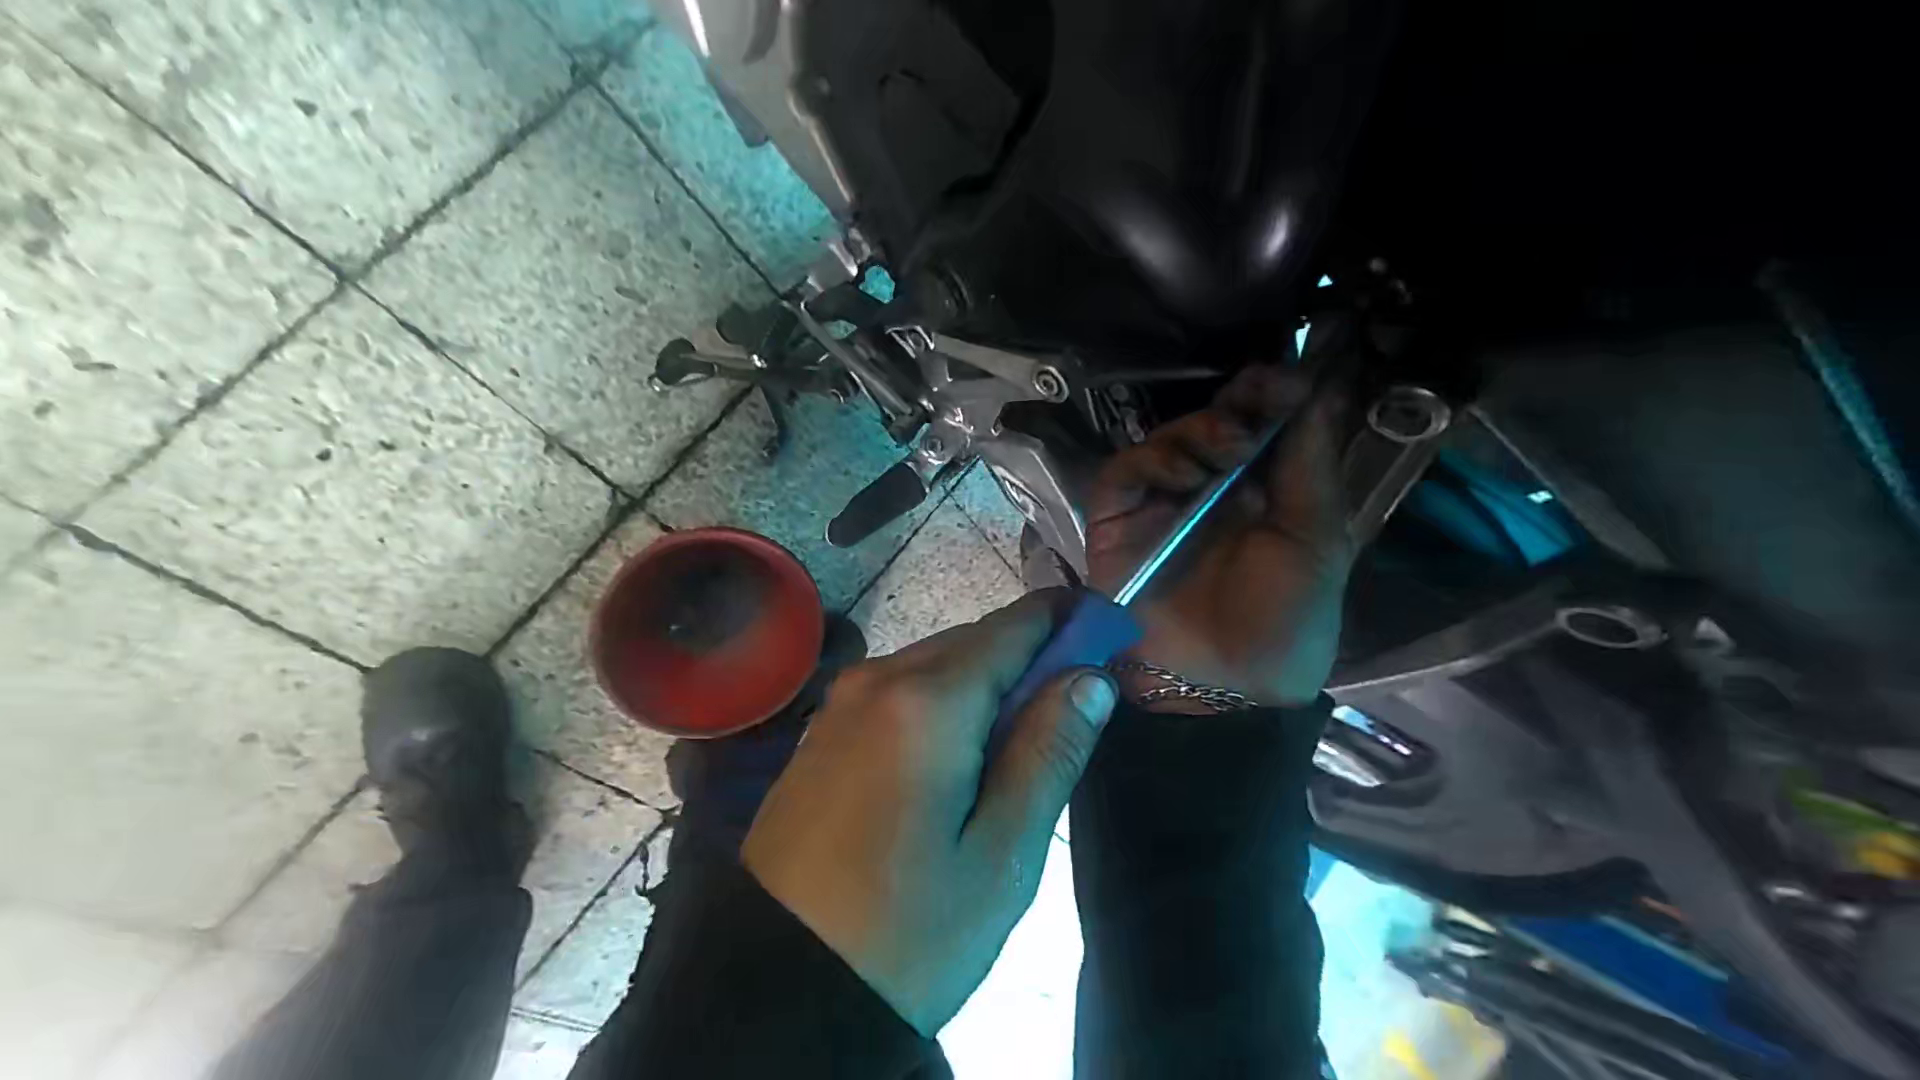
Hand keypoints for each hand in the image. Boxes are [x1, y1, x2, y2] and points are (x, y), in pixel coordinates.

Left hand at [741, 594, 1117, 1034]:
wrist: (778, 985)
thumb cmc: (907, 930)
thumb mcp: (1002, 853)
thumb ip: (1050, 750)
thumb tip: (1091, 679)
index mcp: (927, 701)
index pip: (1014, 626)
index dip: (1069, 619)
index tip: (1111, 631)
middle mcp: (878, 679)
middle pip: (975, 640)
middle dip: (1030, 655)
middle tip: (1074, 701)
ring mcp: (842, 701)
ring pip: (937, 662)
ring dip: (987, 681)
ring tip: (1020, 737)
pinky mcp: (824, 728)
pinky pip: (901, 689)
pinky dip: (944, 699)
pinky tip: (958, 750)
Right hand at [1087, 364, 1353, 708]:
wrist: (1220, 689)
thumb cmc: (1282, 621)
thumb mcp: (1317, 542)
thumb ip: (1310, 467)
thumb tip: (1319, 393)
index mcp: (1260, 497)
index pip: (1258, 430)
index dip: (1268, 397)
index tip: (1286, 378)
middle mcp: (1207, 495)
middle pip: (1209, 426)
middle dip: (1234, 407)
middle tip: (1255, 402)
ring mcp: (1157, 508)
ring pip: (1164, 442)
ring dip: (1196, 432)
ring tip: (1226, 448)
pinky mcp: (1116, 523)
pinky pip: (1124, 474)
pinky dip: (1150, 462)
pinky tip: (1180, 474)